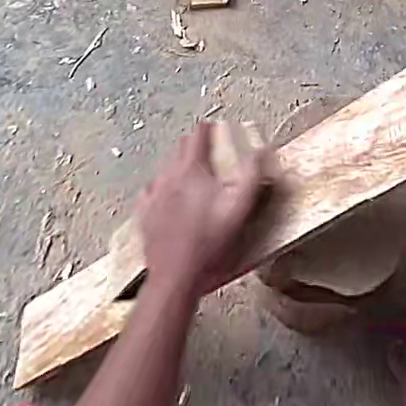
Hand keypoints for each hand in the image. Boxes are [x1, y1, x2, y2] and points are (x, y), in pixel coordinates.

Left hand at [137, 122, 271, 295]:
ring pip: (166, 167)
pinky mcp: (145, 214)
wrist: (177, 276)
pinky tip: (169, 195)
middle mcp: (169, 176)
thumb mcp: (240, 206)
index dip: (209, 129)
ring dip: (180, 165)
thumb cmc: (209, 242)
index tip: (217, 131)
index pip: (198, 134)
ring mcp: (154, 195)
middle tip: (209, 152)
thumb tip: (261, 151)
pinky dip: (162, 187)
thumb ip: (252, 174)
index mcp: (192, 169)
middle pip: (181, 147)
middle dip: (195, 145)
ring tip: (193, 173)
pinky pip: (151, 190)